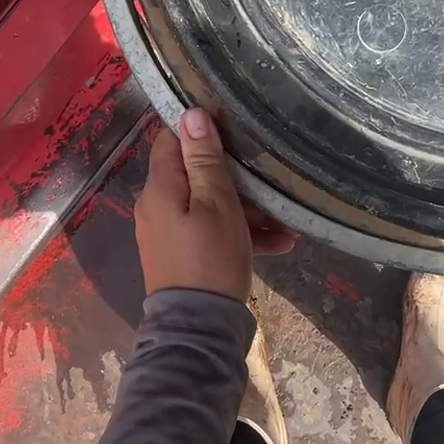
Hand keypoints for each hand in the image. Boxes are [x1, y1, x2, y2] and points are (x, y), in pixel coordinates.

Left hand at [135, 107, 297, 301]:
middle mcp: (158, 205)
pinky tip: (280, 242)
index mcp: (161, 187)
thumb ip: (204, 159)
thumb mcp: (216, 202)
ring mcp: (170, 231)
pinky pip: (212, 230)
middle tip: (268, 171)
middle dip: (233, 173)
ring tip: (285, 218)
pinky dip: (240, 231)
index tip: (232, 123)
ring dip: (246, 207)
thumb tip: (191, 114)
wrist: (198, 330)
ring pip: (210, 203)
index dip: (200, 128)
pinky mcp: (183, 254)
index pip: (172, 139)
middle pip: (195, 172)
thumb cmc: (210, 258)